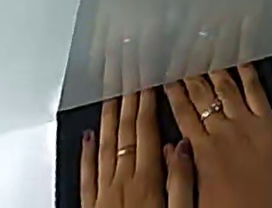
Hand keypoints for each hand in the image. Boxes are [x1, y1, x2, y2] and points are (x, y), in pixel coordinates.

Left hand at [82, 88, 195, 207]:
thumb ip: (182, 182)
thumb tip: (185, 146)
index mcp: (147, 182)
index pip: (146, 131)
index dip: (147, 103)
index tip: (148, 82)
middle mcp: (123, 182)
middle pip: (126, 132)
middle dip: (129, 101)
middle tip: (129, 77)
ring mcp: (103, 194)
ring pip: (106, 146)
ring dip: (109, 117)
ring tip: (110, 94)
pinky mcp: (89, 207)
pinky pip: (86, 174)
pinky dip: (86, 152)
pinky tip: (87, 135)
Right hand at [165, 66, 271, 207]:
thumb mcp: (197, 206)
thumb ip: (182, 175)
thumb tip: (172, 148)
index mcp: (204, 154)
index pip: (184, 114)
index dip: (174, 94)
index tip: (167, 79)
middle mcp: (224, 133)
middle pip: (202, 96)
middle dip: (191, 76)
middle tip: (183, 58)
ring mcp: (248, 125)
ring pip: (226, 87)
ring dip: (214, 69)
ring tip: (206, 52)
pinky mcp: (270, 125)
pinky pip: (256, 90)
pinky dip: (248, 72)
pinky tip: (242, 59)